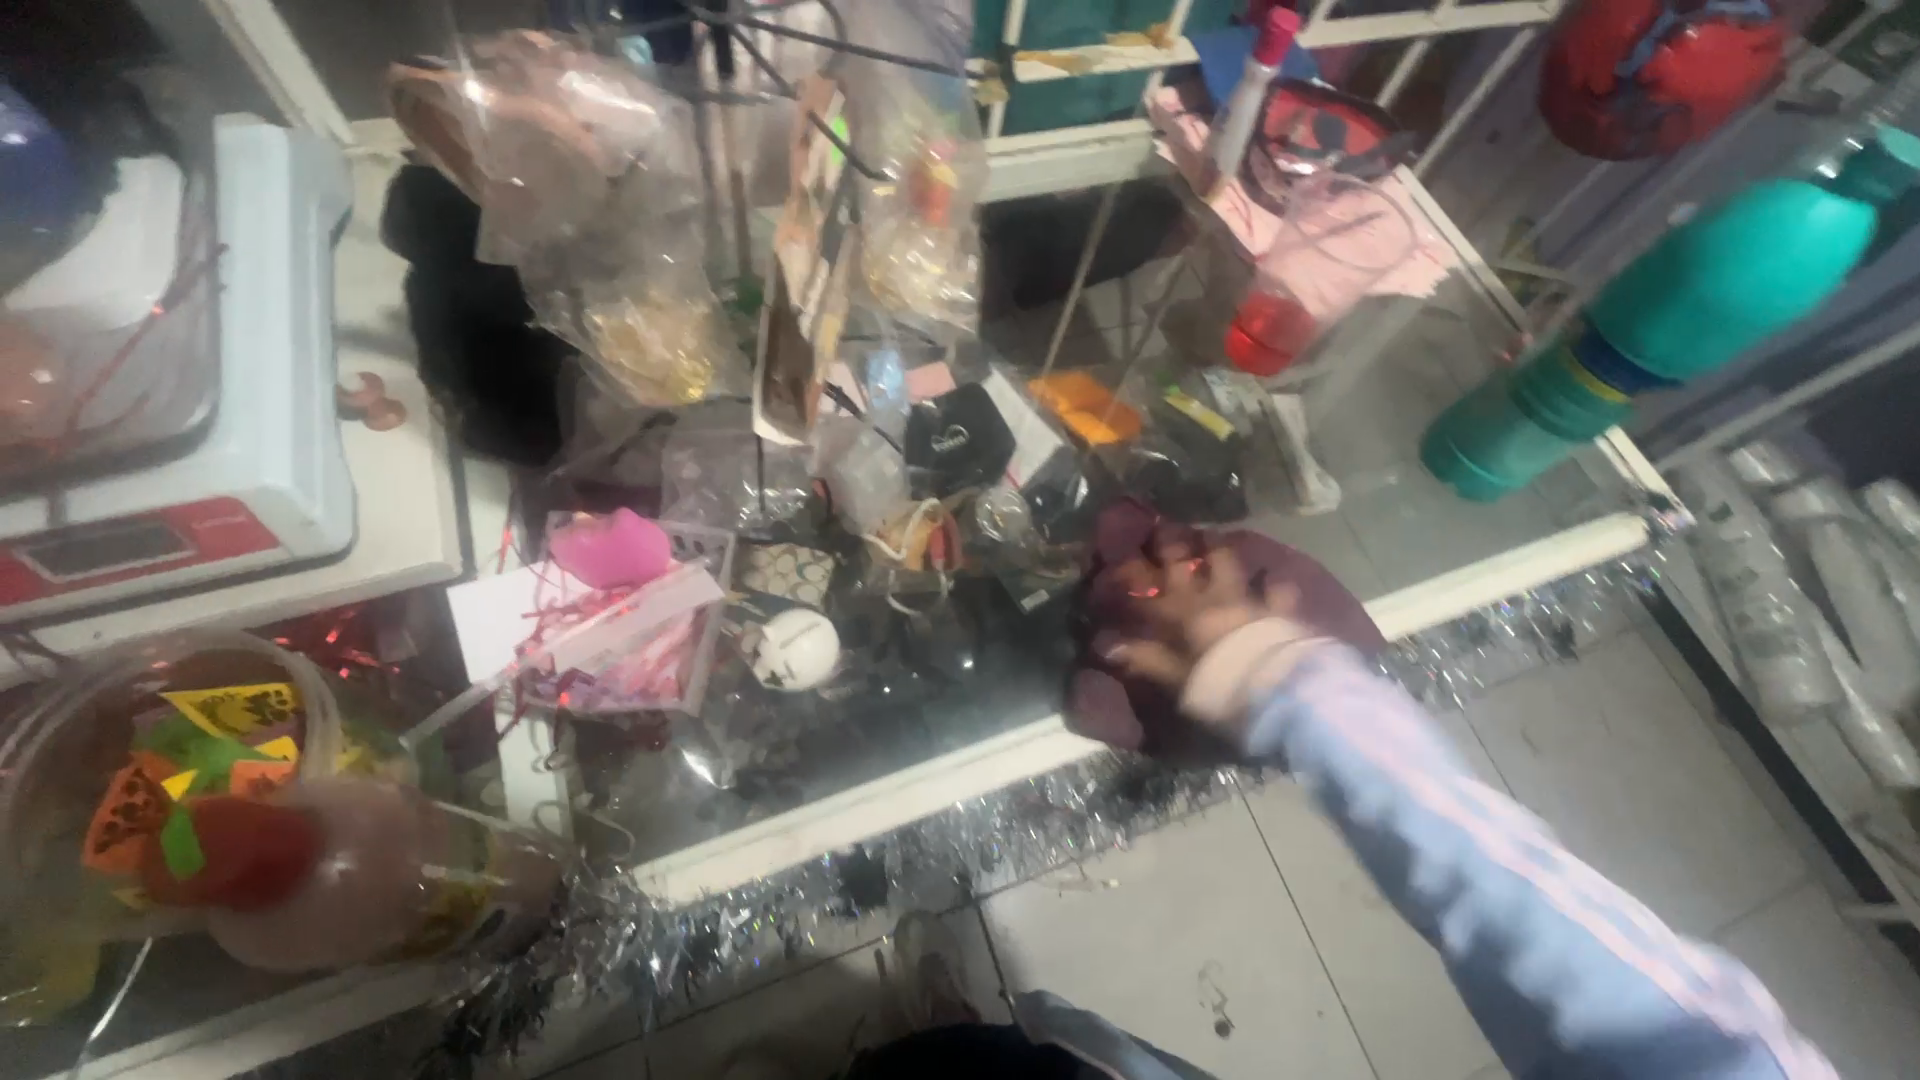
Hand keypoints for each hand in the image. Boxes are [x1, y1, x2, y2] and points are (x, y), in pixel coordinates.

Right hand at [1106, 541, 1316, 734]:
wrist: (1275, 688)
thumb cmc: (1218, 684)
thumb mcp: (1175, 677)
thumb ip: (1145, 659)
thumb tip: (1109, 646)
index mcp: (1180, 614)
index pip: (1148, 589)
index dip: (1132, 573)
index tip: (1120, 558)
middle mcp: (1209, 598)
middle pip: (1186, 565)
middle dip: (1172, 546)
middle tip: (1164, 529)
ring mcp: (1245, 599)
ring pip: (1228, 564)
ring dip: (1218, 550)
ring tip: (1212, 536)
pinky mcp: (1277, 609)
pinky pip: (1277, 590)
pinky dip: (1274, 583)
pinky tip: (1274, 575)